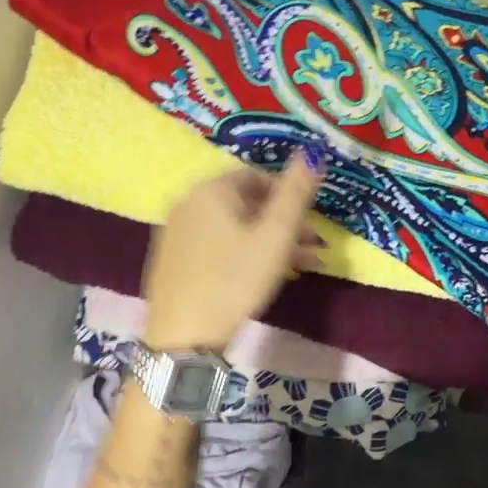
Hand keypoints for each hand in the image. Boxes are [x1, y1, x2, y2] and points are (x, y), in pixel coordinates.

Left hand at [141, 154, 324, 350]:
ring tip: (301, 267)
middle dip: (283, 223)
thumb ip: (295, 194)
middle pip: (246, 204)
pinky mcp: (173, 261)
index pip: (257, 177)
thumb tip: (312, 152)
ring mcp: (177, 233)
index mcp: (211, 191)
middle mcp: (188, 203)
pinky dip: (244, 254)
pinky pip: (216, 246)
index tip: (311, 221)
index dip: (289, 195)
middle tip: (313, 246)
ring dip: (269, 242)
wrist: (184, 334)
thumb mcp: (275, 237)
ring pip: (234, 228)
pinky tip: (265, 276)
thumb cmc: (236, 280)